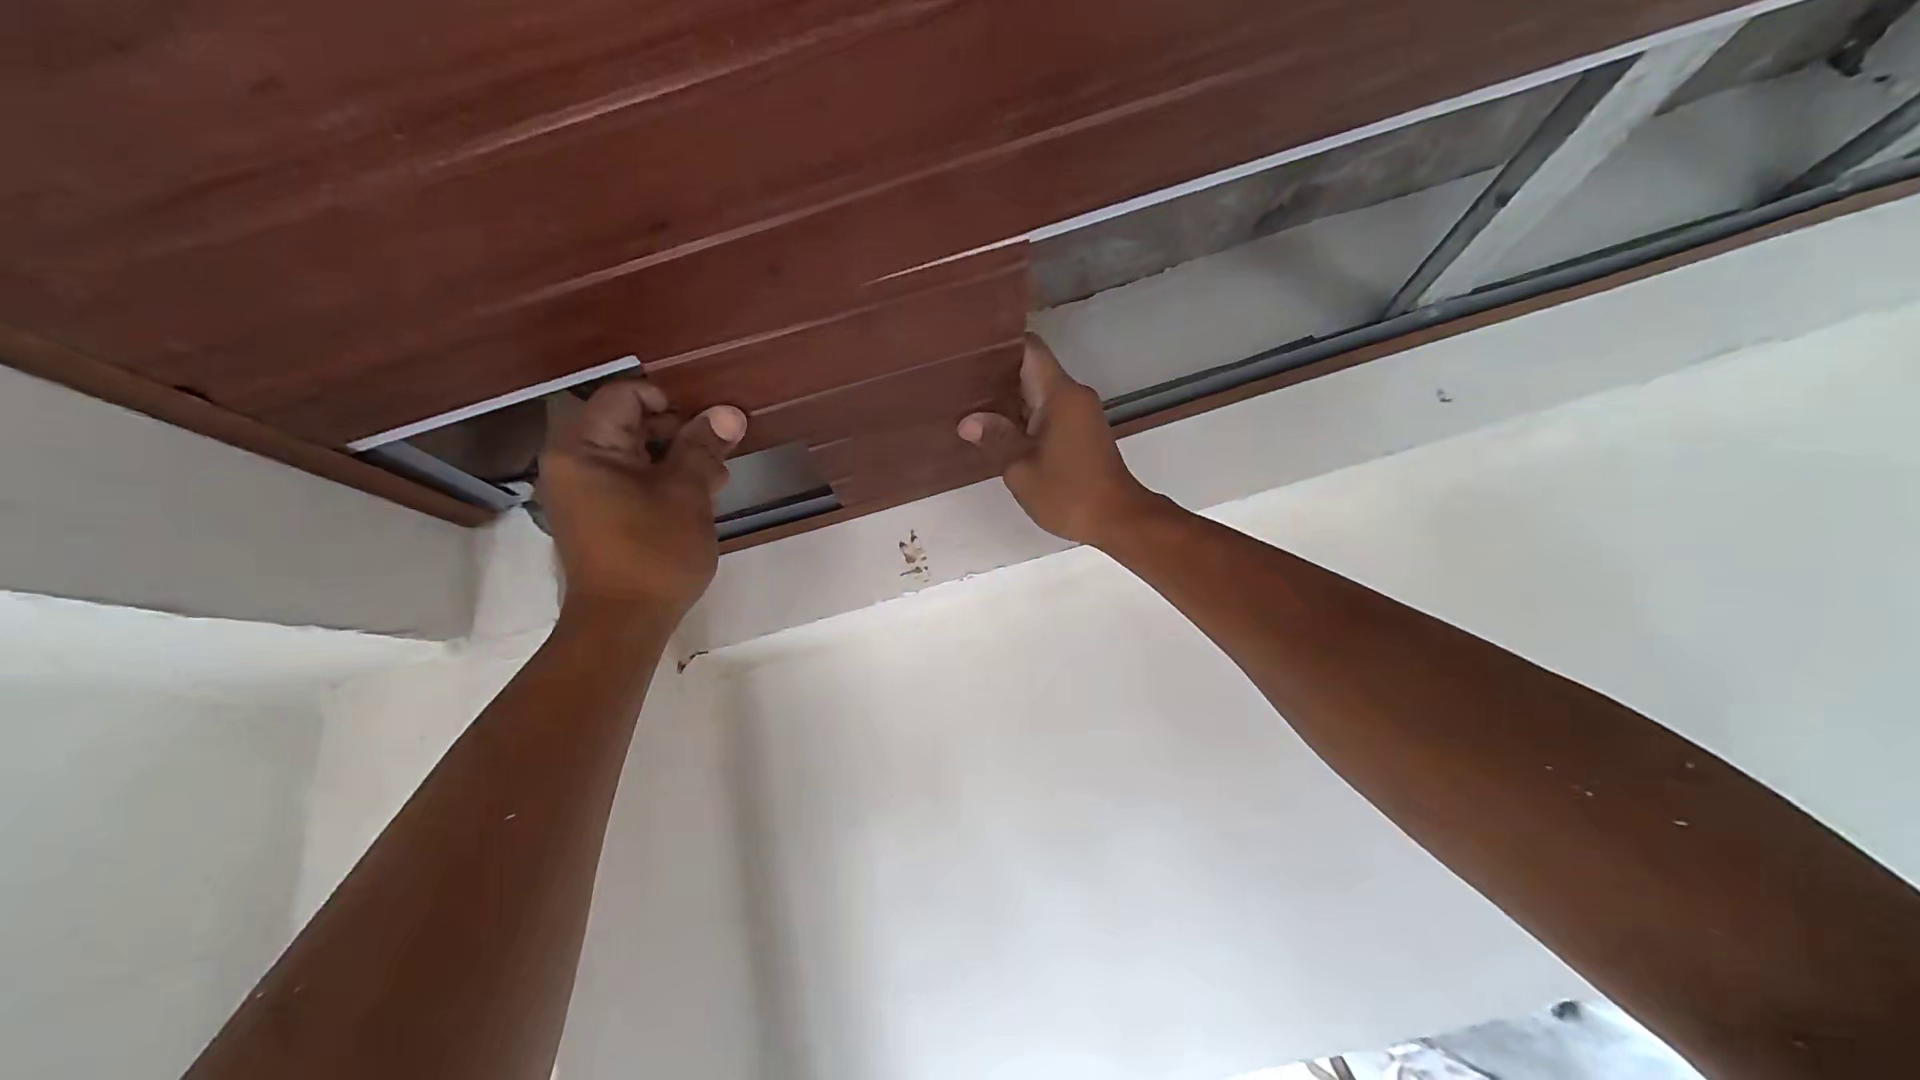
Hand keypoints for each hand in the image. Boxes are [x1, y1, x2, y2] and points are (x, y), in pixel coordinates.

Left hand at [538, 381, 746, 617]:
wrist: (624, 623)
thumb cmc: (653, 553)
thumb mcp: (686, 494)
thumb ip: (704, 447)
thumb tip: (729, 412)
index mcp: (583, 448)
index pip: (625, 396)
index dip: (672, 402)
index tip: (709, 425)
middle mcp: (573, 463)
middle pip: (630, 423)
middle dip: (679, 433)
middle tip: (718, 455)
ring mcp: (583, 491)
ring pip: (635, 454)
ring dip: (676, 459)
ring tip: (715, 480)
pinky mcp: (597, 515)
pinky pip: (630, 481)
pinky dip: (662, 482)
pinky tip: (696, 499)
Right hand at [957, 334, 1167, 546]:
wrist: (1118, 519)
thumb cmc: (1068, 493)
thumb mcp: (1021, 468)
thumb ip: (996, 437)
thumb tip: (968, 422)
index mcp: (1059, 394)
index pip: (1029, 348)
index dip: (998, 345)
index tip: (968, 350)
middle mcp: (1073, 394)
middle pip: (1031, 368)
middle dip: (996, 373)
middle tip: (957, 381)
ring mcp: (1080, 412)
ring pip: (1038, 391)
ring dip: (1008, 397)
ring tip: (969, 403)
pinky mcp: (1081, 430)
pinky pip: (1048, 410)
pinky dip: (1023, 415)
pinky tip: (997, 428)